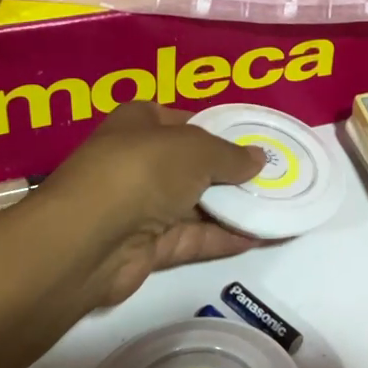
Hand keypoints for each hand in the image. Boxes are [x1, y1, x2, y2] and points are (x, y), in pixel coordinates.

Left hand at [40, 103, 267, 308]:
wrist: (89, 240)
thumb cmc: (142, 170)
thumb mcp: (196, 150)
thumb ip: (230, 155)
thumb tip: (258, 158)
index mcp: (140, 123)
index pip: (183, 120)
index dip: (217, 128)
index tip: (253, 141)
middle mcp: (139, 161)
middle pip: (192, 165)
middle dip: (230, 172)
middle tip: (274, 177)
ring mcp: (141, 206)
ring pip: (194, 204)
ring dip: (233, 208)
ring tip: (278, 207)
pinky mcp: (147, 246)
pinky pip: (193, 237)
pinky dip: (223, 237)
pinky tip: (261, 236)